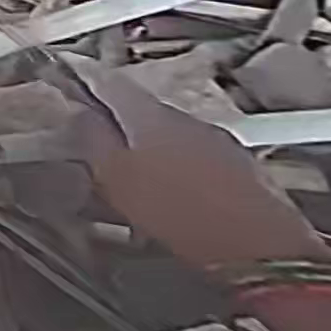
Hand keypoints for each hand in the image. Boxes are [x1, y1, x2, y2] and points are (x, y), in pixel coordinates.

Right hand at [67, 87, 329, 268]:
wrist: (262, 253)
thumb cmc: (172, 210)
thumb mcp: (113, 175)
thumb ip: (93, 137)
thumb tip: (82, 110)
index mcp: (151, 116)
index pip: (113, 84)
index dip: (87, 78)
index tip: (68, 76)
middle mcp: (190, 120)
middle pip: (145, 108)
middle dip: (120, 115)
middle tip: (97, 129)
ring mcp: (224, 143)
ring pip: (174, 130)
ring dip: (151, 139)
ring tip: (134, 161)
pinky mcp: (248, 168)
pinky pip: (199, 152)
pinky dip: (179, 158)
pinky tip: (172, 181)